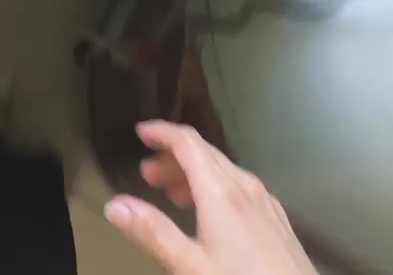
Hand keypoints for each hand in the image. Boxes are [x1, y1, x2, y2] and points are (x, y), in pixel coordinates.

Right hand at [104, 121, 314, 274]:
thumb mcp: (190, 267)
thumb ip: (152, 233)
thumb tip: (115, 204)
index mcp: (220, 190)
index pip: (187, 142)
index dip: (162, 132)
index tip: (140, 133)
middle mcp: (244, 186)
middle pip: (205, 153)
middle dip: (173, 157)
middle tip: (147, 175)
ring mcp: (265, 202)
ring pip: (224, 171)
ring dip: (194, 175)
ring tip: (173, 197)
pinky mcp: (277, 220)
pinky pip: (240, 188)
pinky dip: (216, 189)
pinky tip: (212, 217)